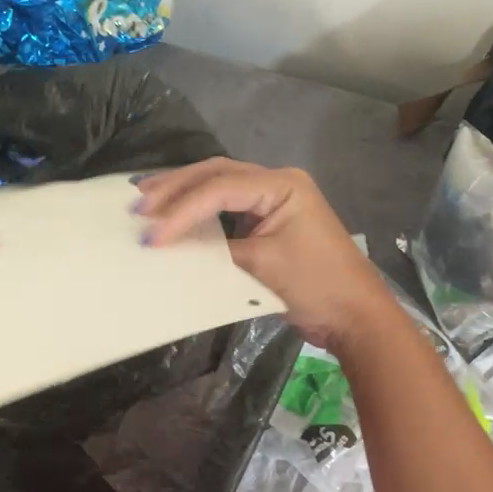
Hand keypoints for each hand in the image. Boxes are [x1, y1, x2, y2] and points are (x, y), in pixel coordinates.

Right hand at [136, 159, 397, 349]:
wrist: (355, 316)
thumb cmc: (316, 286)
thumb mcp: (262, 266)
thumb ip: (216, 251)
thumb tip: (172, 248)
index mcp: (282, 185)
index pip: (220, 187)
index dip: (182, 210)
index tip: (152, 235)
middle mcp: (279, 183)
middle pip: (218, 174)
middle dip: (176, 188)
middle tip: (137, 203)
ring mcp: (276, 201)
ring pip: (221, 186)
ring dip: (185, 194)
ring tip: (146, 201)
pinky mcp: (271, 222)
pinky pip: (230, 208)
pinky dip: (202, 212)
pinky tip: (177, 217)